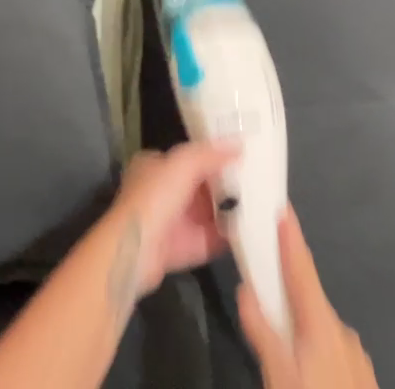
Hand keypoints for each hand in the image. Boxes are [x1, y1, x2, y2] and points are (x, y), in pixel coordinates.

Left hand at [103, 139, 240, 299]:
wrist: (135, 251)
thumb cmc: (155, 198)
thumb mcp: (183, 165)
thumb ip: (210, 154)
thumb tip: (239, 144)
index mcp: (154, 167)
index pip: (186, 158)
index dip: (210, 156)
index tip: (238, 155)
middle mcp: (160, 193)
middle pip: (198, 186)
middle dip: (223, 185)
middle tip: (254, 180)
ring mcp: (170, 222)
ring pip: (205, 213)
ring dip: (227, 211)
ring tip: (259, 203)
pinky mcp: (179, 249)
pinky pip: (208, 239)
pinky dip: (226, 236)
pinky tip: (249, 229)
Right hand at [239, 208, 377, 388]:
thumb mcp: (278, 377)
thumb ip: (263, 333)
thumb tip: (247, 289)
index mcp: (322, 324)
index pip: (303, 270)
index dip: (291, 239)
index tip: (283, 208)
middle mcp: (343, 332)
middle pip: (309, 299)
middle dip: (286, 286)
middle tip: (261, 274)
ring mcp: (355, 356)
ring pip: (318, 328)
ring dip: (297, 322)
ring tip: (273, 332)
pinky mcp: (359, 377)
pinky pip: (328, 350)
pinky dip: (310, 345)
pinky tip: (301, 367)